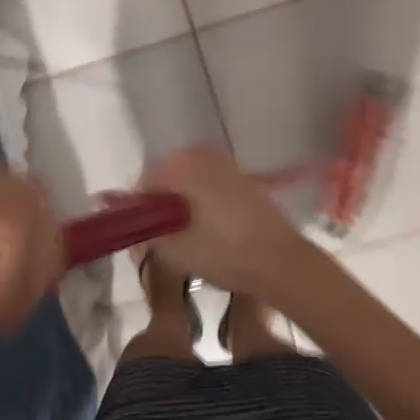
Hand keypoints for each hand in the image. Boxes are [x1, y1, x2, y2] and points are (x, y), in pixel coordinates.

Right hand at [137, 145, 309, 297]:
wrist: (285, 263)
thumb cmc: (225, 254)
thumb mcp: (175, 252)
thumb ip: (146, 238)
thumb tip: (134, 235)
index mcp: (183, 165)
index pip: (145, 182)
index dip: (139, 211)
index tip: (143, 238)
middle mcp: (204, 156)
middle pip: (168, 179)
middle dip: (161, 207)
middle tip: (162, 240)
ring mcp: (228, 166)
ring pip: (191, 183)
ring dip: (182, 206)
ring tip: (186, 239)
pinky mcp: (246, 181)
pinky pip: (211, 186)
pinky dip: (203, 204)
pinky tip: (209, 232)